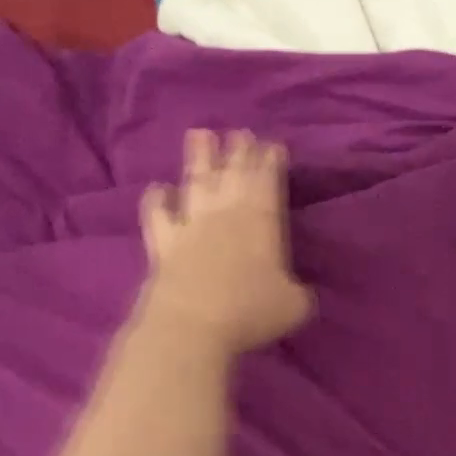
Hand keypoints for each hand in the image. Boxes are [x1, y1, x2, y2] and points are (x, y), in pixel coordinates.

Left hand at [138, 129, 314, 352]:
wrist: (194, 323)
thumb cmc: (252, 310)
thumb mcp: (296, 305)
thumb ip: (297, 290)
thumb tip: (295, 288)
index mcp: (261, 222)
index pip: (268, 182)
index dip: (270, 162)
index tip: (273, 144)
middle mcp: (224, 213)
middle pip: (232, 174)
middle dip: (239, 152)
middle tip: (241, 132)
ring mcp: (190, 224)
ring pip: (195, 182)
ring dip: (199, 158)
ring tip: (201, 136)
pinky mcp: (163, 242)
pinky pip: (158, 214)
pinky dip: (157, 200)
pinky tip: (159, 189)